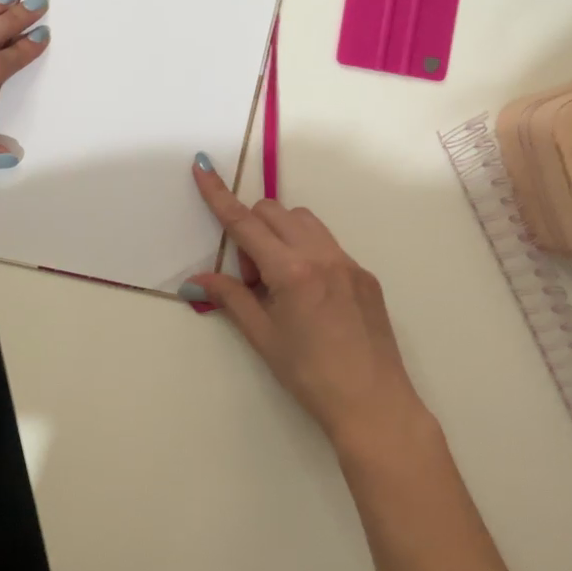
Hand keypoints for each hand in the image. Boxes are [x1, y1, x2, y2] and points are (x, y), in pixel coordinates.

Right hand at [182, 158, 424, 450]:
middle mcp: (321, 256)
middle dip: (251, 230)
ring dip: (279, 235)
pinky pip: (327, 244)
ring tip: (278, 283)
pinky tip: (307, 296)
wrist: (374, 404)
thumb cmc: (310, 374)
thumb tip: (197, 280)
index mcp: (291, 271)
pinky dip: (305, 252)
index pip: (244, 223)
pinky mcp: (365, 276)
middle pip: (274, 212)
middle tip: (251, 279)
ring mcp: (348, 263)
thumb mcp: (262, 336)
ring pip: (304, 221)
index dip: (218, 194)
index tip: (202, 166)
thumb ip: (230, 298)